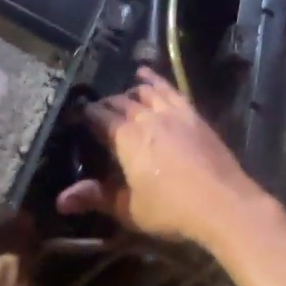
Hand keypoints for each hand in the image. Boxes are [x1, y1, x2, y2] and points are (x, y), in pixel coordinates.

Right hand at [55, 67, 269, 249]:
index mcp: (125, 139)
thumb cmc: (172, 210)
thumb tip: (61, 200)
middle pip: (120, 102)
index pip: (99, 117)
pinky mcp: (192, 114)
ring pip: (144, 92)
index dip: (87, 114)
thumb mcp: (129, 209)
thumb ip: (96, 198)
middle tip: (99, 110)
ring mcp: (172, 113)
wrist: (224, 203)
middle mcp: (146, 118)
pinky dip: (155, 80)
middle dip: (107, 104)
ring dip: (129, 92)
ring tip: (123, 95)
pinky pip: (170, 90)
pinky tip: (148, 76)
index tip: (79, 115)